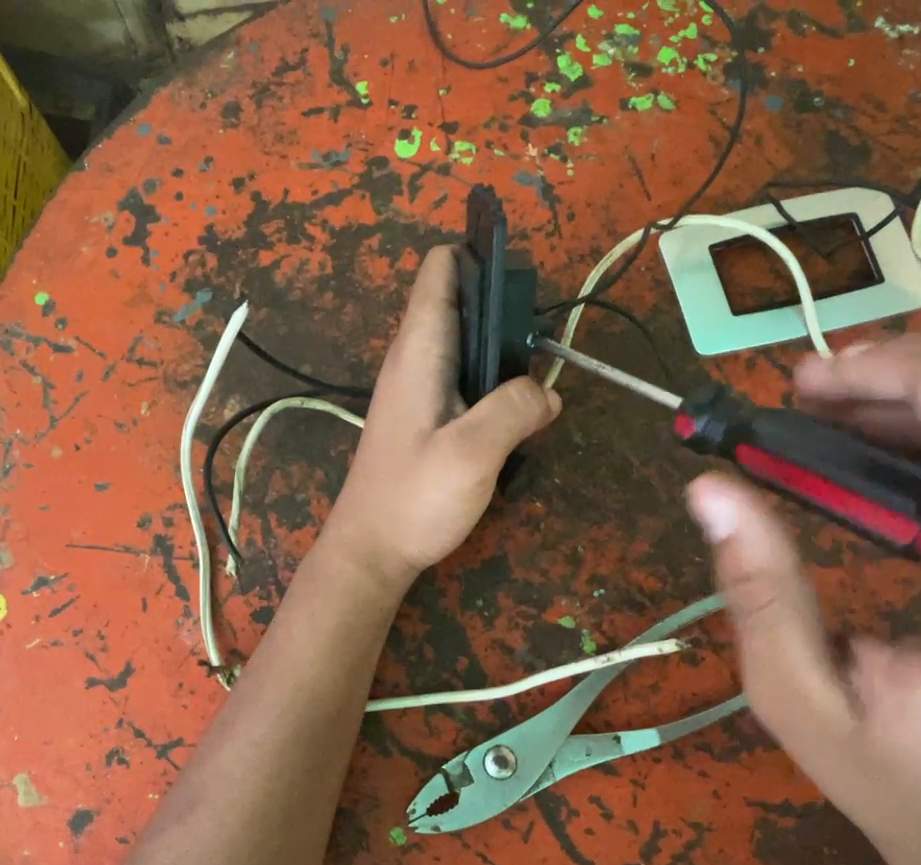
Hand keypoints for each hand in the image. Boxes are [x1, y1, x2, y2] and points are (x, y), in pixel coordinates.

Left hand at [319, 247, 560, 587]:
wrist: (371, 551)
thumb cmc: (413, 499)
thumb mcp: (473, 452)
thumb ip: (515, 410)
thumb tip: (548, 391)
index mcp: (420, 351)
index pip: (440, 270)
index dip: (478, 257)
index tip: (521, 282)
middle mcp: (415, 360)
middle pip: (462, 304)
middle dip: (505, 313)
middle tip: (542, 350)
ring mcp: (418, 390)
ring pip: (468, 348)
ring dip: (504, 356)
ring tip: (536, 388)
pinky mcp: (425, 419)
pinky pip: (465, 384)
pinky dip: (493, 388)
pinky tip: (514, 420)